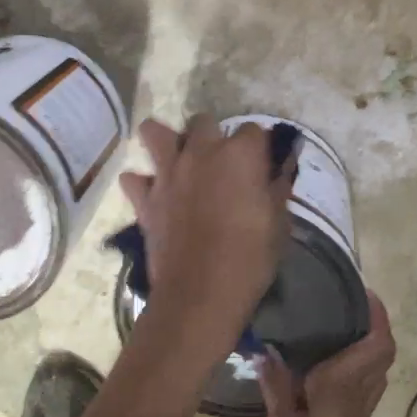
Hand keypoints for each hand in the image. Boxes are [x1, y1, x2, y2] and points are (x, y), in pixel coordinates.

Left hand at [119, 115, 295, 343]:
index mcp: (240, 154)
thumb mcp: (279, 223)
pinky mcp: (145, 199)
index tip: (262, 165)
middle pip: (204, 123)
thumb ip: (277, 188)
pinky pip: (134, 179)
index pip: (254, 130)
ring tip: (174, 156)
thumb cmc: (250, 258)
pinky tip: (150, 192)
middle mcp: (201, 153)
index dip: (259, 147)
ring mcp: (167, 174)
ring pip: (155, 133)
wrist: (200, 293)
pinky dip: (140, 183)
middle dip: (213, 135)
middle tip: (220, 162)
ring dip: (165, 140)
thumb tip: (282, 169)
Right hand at [258, 293, 396, 416]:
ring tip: (338, 327)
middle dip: (372, 323)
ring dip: (367, 343)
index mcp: (342, 381)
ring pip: (377, 366)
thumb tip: (264, 350)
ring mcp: (361, 406)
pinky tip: (331, 365)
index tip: (361, 290)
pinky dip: (358, 364)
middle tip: (344, 304)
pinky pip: (365, 381)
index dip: (376, 314)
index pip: (375, 341)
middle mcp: (358, 388)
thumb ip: (275, 386)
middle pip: (382, 349)